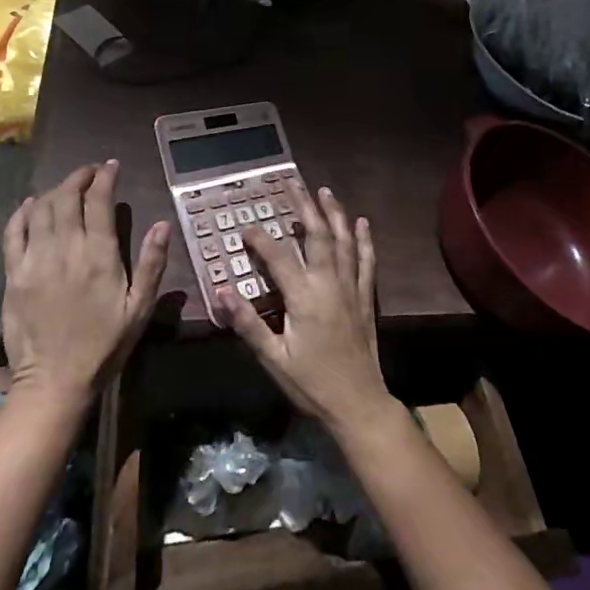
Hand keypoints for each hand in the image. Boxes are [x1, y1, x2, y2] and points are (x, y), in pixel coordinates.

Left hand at [1, 161, 167, 409]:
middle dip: (79, 177)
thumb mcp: (139, 309)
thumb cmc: (104, 345)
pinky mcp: (13, 272)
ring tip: (65, 187)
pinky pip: (13, 231)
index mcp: (99, 255)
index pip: (99, 201)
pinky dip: (22, 212)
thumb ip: (152, 264)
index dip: (105, 177)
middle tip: (90, 172)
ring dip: (54, 190)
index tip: (111, 166)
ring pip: (41, 208)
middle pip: (67, 197)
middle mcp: (65, 247)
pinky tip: (30, 205)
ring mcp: (35, 258)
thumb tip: (162, 225)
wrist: (55, 379)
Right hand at [217, 183, 390, 428]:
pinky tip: (361, 223)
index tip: (246, 228)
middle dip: (304, 207)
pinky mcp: (365, 300)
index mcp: (304, 298)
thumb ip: (248, 323)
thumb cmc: (311, 384)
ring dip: (334, 214)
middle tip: (294, 183)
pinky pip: (366, 263)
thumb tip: (223, 292)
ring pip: (344, 243)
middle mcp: (330, 285)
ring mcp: (351, 290)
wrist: (359, 405)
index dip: (260, 239)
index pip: (278, 257)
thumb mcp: (273, 359)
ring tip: (325, 191)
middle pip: (317, 236)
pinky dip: (364, 241)